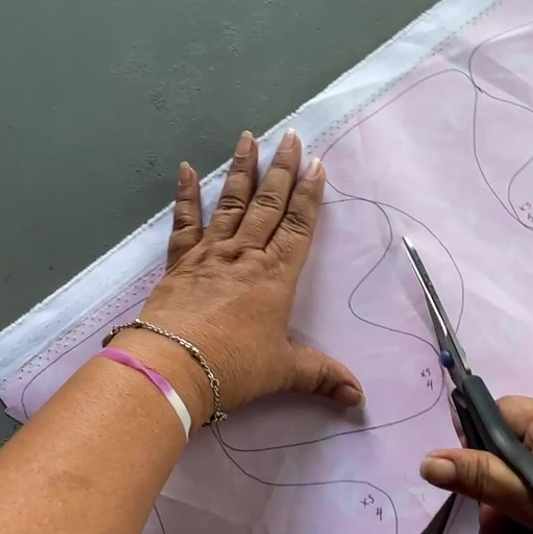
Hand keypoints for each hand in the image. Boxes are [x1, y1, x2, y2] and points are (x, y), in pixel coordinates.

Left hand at [125, 130, 365, 416]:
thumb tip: (359, 398)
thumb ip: (321, 376)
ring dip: (242, 170)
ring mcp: (210, 254)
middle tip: (289, 135)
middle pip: (268, 204)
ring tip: (248, 137)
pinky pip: (185, 221)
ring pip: (231, 203)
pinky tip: (188, 169)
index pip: (298, 225)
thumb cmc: (233, 366)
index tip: (315, 163)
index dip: (309, 194)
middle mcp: (245, 254)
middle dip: (281, 168)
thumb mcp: (283, 371)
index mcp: (275, 275)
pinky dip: (187, 194)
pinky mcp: (180, 262)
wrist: (173, 366)